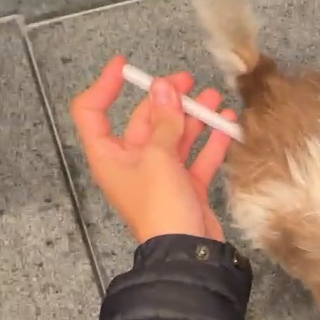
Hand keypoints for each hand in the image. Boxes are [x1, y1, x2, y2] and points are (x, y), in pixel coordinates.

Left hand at [70, 55, 236, 243]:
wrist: (187, 253)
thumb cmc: (161, 210)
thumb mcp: (159, 158)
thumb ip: (165, 121)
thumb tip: (164, 88)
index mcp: (109, 156)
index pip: (92, 112)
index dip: (105, 86)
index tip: (124, 67)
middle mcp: (132, 163)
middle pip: (145, 121)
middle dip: (168, 100)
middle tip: (188, 82)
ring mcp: (160, 176)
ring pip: (176, 137)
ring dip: (194, 118)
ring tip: (214, 99)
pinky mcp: (185, 188)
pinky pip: (197, 158)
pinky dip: (211, 142)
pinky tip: (227, 125)